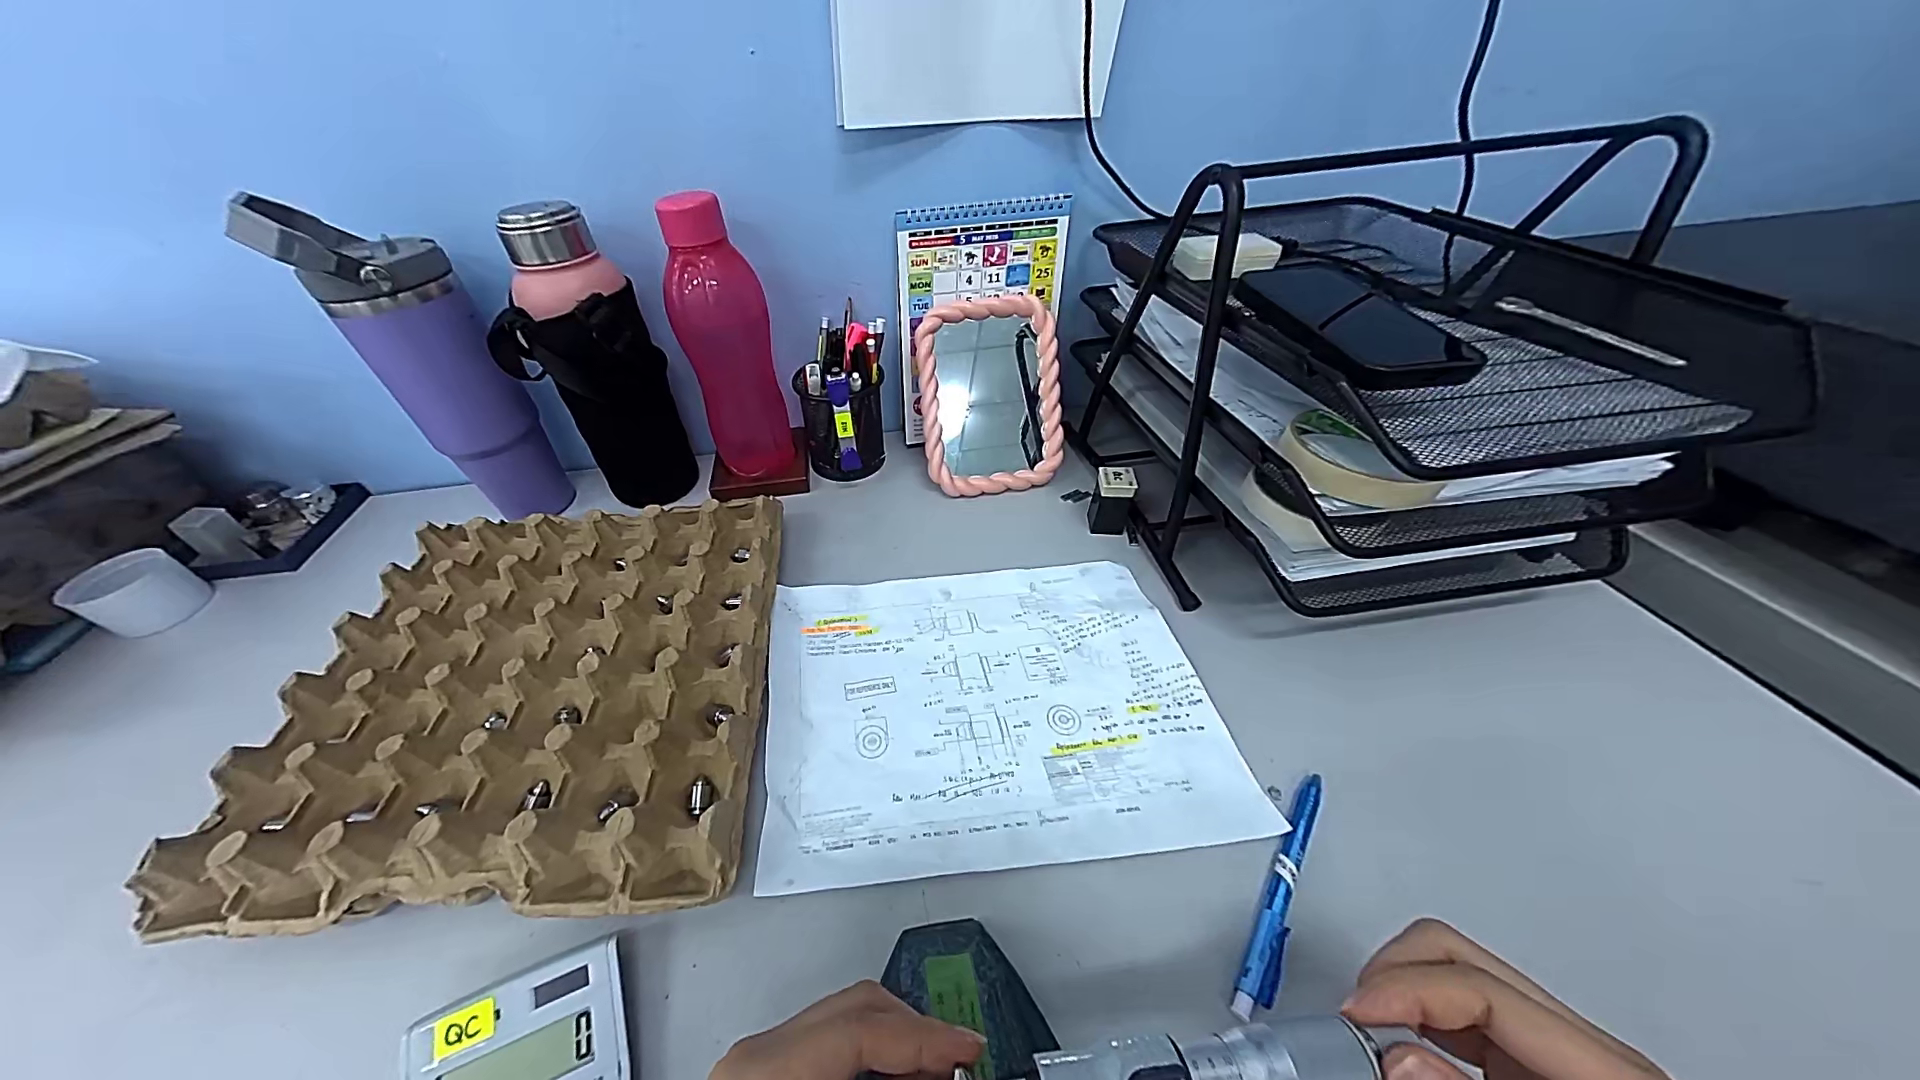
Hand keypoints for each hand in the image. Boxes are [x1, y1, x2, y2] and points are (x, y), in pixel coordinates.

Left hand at [710, 980, 985, 1079]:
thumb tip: (942, 1074)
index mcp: (766, 1068)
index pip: (861, 1027)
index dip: (924, 1037)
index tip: (969, 1047)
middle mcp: (760, 1050)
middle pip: (859, 1006)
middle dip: (917, 1030)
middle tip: (960, 1056)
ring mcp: (762, 1056)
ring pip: (849, 1016)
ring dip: (898, 1038)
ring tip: (935, 1065)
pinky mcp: (768, 1069)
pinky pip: (832, 1040)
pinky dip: (871, 1052)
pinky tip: (895, 1072)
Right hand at [1341, 919, 1667, 1079]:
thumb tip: (1400, 1057)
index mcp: (1608, 1073)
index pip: (1478, 985)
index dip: (1405, 989)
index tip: (1356, 1014)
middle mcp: (1580, 1046)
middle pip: (1456, 951)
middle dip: (1393, 973)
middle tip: (1358, 1016)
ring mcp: (1552, 1048)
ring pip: (1448, 966)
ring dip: (1397, 989)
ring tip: (1369, 1030)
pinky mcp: (1526, 1063)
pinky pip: (1452, 1007)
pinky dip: (1412, 1012)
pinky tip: (1398, 1041)